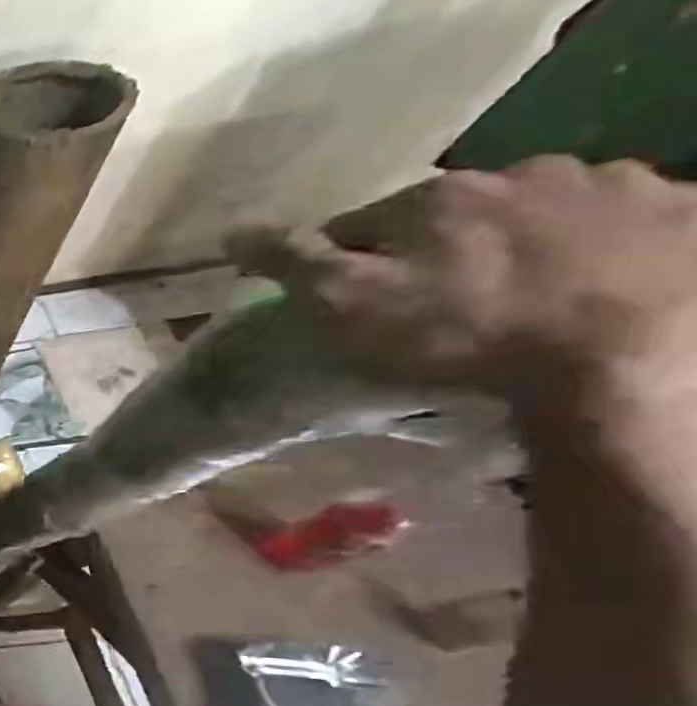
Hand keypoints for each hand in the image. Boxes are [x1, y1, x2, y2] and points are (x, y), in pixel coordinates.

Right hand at [228, 157, 696, 407]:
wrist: (624, 351)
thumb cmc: (460, 331)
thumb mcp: (347, 304)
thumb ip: (292, 263)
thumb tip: (233, 231)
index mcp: (432, 197)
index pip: (357, 224)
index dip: (338, 263)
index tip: (338, 300)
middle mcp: (516, 173)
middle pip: (444, 214)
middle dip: (425, 248)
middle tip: (420, 303)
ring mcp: (601, 185)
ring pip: (523, 213)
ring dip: (503, 242)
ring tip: (501, 295)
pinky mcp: (670, 209)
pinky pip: (601, 222)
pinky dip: (578, 246)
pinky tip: (571, 283)